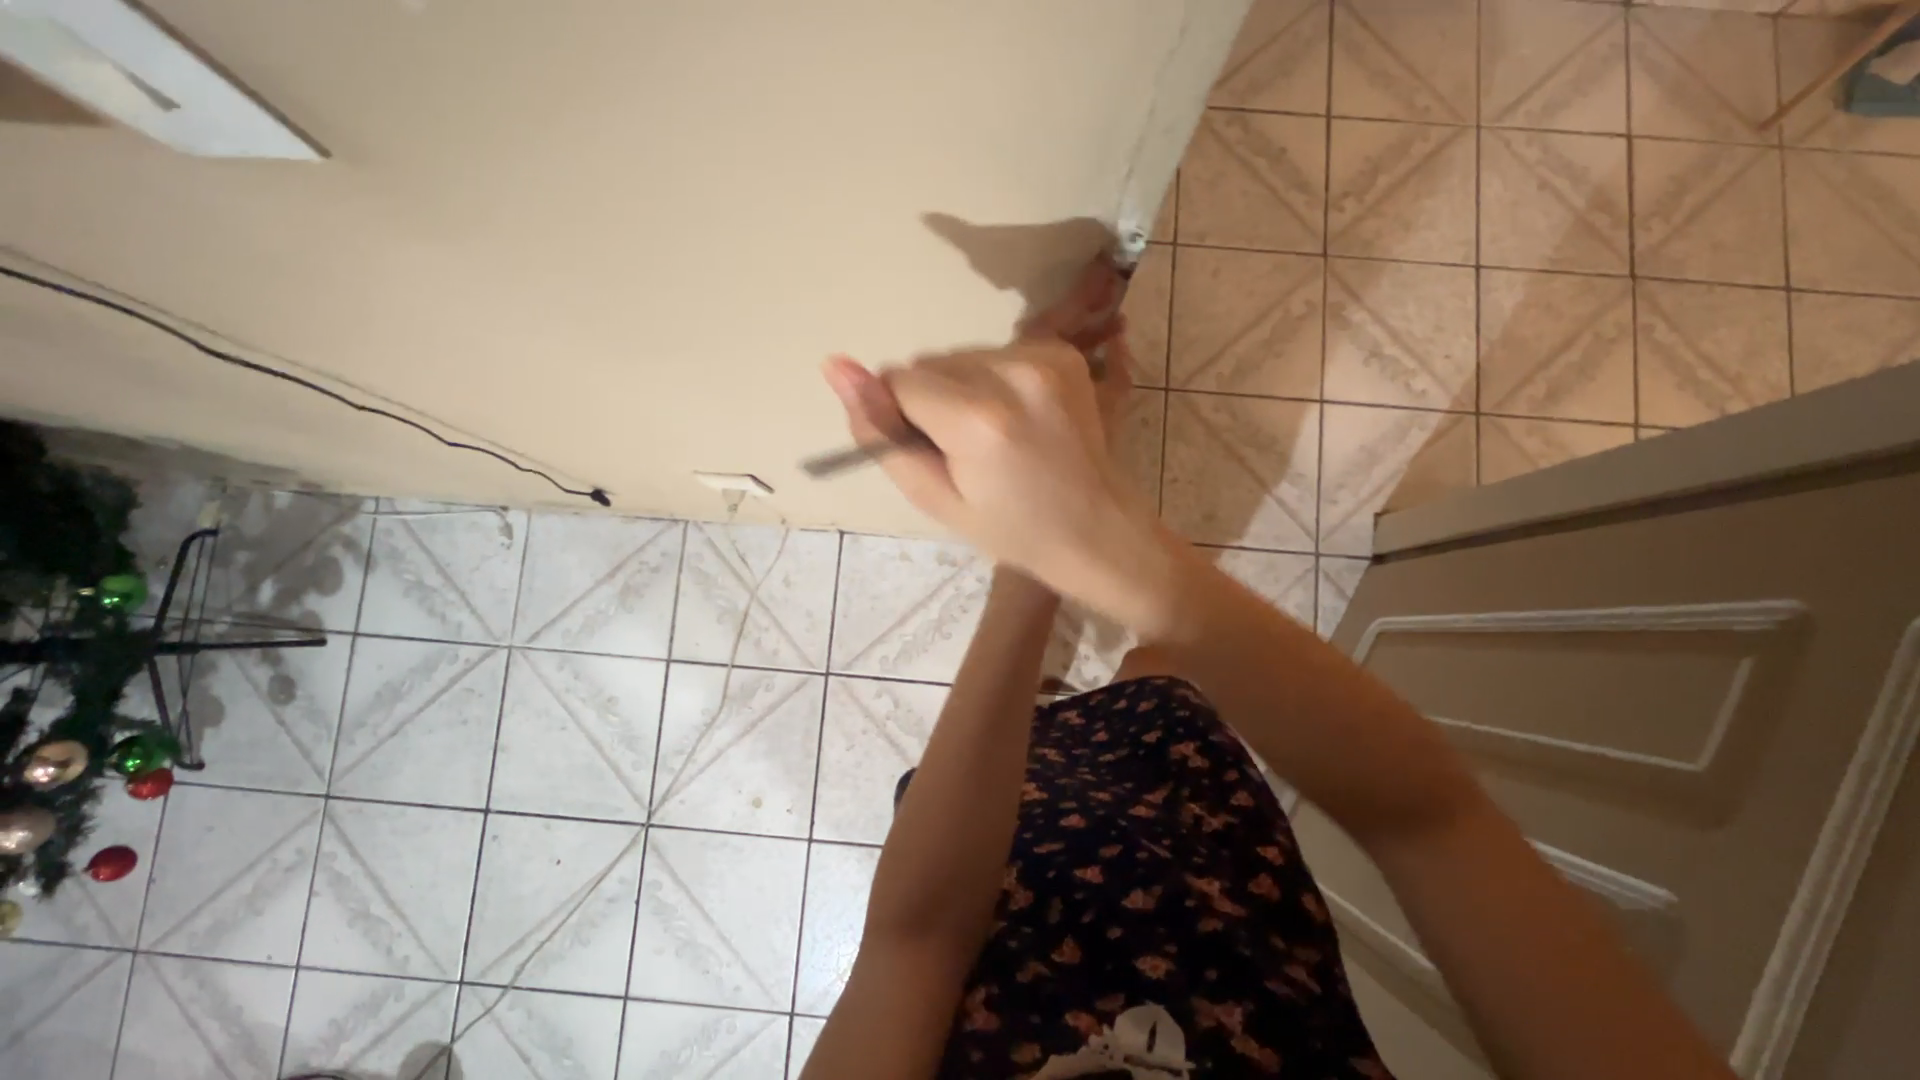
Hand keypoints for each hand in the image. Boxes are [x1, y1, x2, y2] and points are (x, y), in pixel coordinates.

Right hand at [821, 348, 1172, 632]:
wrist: (1095, 529)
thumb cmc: (1009, 529)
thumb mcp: (933, 497)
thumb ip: (878, 433)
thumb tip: (834, 365)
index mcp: (979, 420)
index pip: (900, 381)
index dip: (905, 418)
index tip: (935, 453)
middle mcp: (1014, 373)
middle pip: (931, 363)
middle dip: (933, 401)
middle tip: (967, 452)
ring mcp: (1045, 357)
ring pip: (961, 356)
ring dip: (962, 388)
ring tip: (996, 437)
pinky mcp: (1062, 353)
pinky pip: (996, 353)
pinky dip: (994, 381)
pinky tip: (1018, 419)